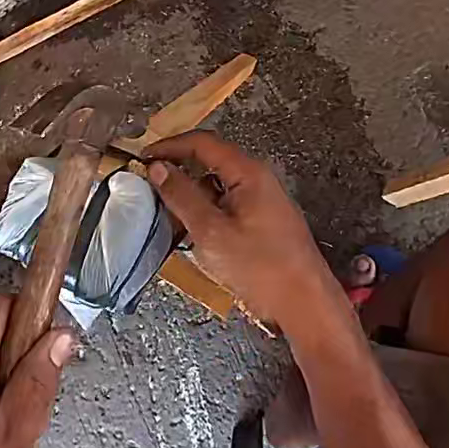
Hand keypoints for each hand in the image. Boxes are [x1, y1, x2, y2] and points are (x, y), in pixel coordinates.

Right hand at [145, 131, 346, 334]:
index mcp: (248, 173)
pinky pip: (226, 205)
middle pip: (209, 162)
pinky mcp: (261, 221)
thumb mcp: (211, 231)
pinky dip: (205, 213)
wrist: (305, 305)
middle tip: (151, 187)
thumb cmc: (260, 267)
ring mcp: (261, 200)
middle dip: (178, 172)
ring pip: (216, 186)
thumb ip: (182, 196)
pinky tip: (192, 234)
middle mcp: (257, 179)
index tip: (143, 158)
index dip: (169, 146)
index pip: (202, 143)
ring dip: (190, 196)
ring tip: (169, 217)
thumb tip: (158, 168)